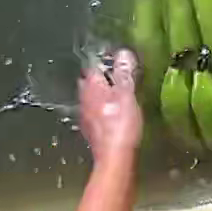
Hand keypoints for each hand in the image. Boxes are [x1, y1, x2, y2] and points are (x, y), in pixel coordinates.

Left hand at [78, 48, 142, 162]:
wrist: (114, 158)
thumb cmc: (121, 123)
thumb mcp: (127, 94)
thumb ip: (124, 73)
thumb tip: (123, 52)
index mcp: (91, 86)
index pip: (93, 65)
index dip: (105, 60)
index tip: (117, 59)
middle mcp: (84, 98)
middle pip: (90, 81)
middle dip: (101, 77)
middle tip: (118, 75)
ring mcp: (85, 115)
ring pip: (91, 97)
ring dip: (102, 93)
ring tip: (118, 92)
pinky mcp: (91, 130)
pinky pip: (95, 112)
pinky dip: (103, 109)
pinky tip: (113, 113)